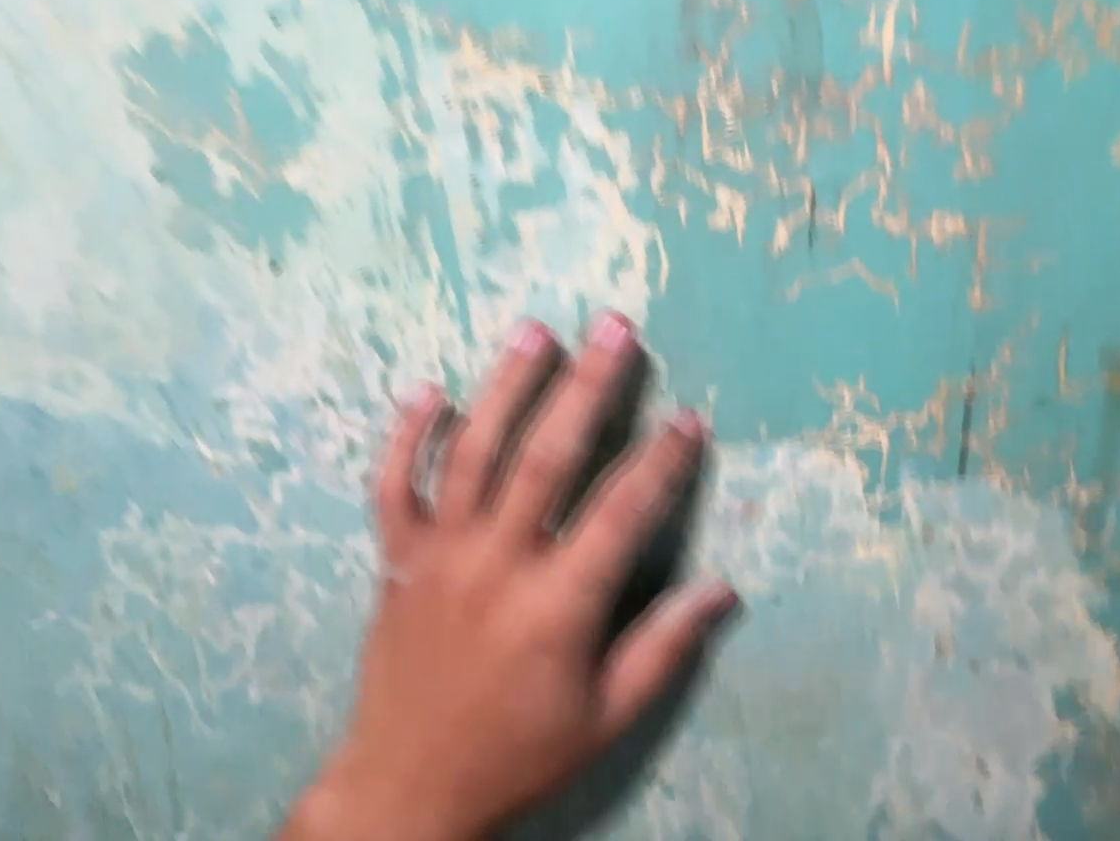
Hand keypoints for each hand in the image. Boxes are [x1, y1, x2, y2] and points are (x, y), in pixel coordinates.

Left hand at [282, 315, 739, 840]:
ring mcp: (440, 554)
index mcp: (557, 607)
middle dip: (588, 387)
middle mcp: (497, 564)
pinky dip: (406, 436)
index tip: (689, 418)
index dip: (662, 463)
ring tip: (536, 330)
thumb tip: (725, 589)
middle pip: (547, 458)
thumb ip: (664, 648)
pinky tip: (427, 391)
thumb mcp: (606, 718)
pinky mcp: (398, 558)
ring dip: (506, 386)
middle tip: (615, 328)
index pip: (622, 514)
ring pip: (473, 453)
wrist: (404, 791)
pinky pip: (394, 486)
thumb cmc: (518, 752)